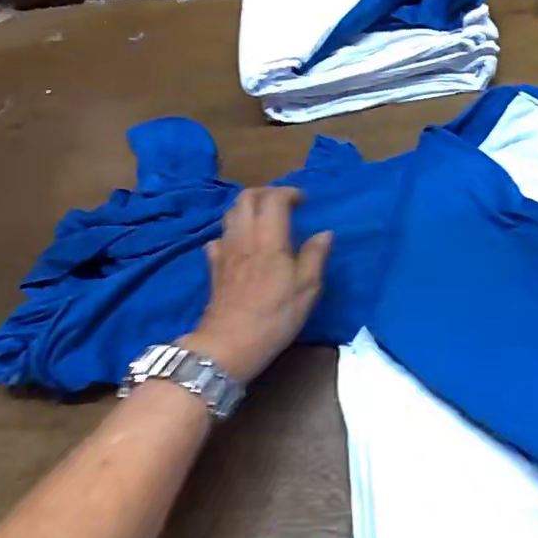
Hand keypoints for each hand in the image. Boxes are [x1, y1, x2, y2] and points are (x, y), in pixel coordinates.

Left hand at [179, 187, 332, 382]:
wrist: (229, 344)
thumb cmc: (275, 315)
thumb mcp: (307, 288)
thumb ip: (315, 255)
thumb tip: (324, 234)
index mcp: (269, 238)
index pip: (274, 199)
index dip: (289, 193)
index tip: (303, 201)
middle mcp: (243, 237)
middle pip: (246, 198)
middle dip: (266, 193)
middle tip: (283, 203)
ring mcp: (224, 251)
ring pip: (231, 214)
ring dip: (248, 208)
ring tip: (264, 219)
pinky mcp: (213, 267)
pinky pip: (219, 238)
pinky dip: (232, 233)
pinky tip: (241, 245)